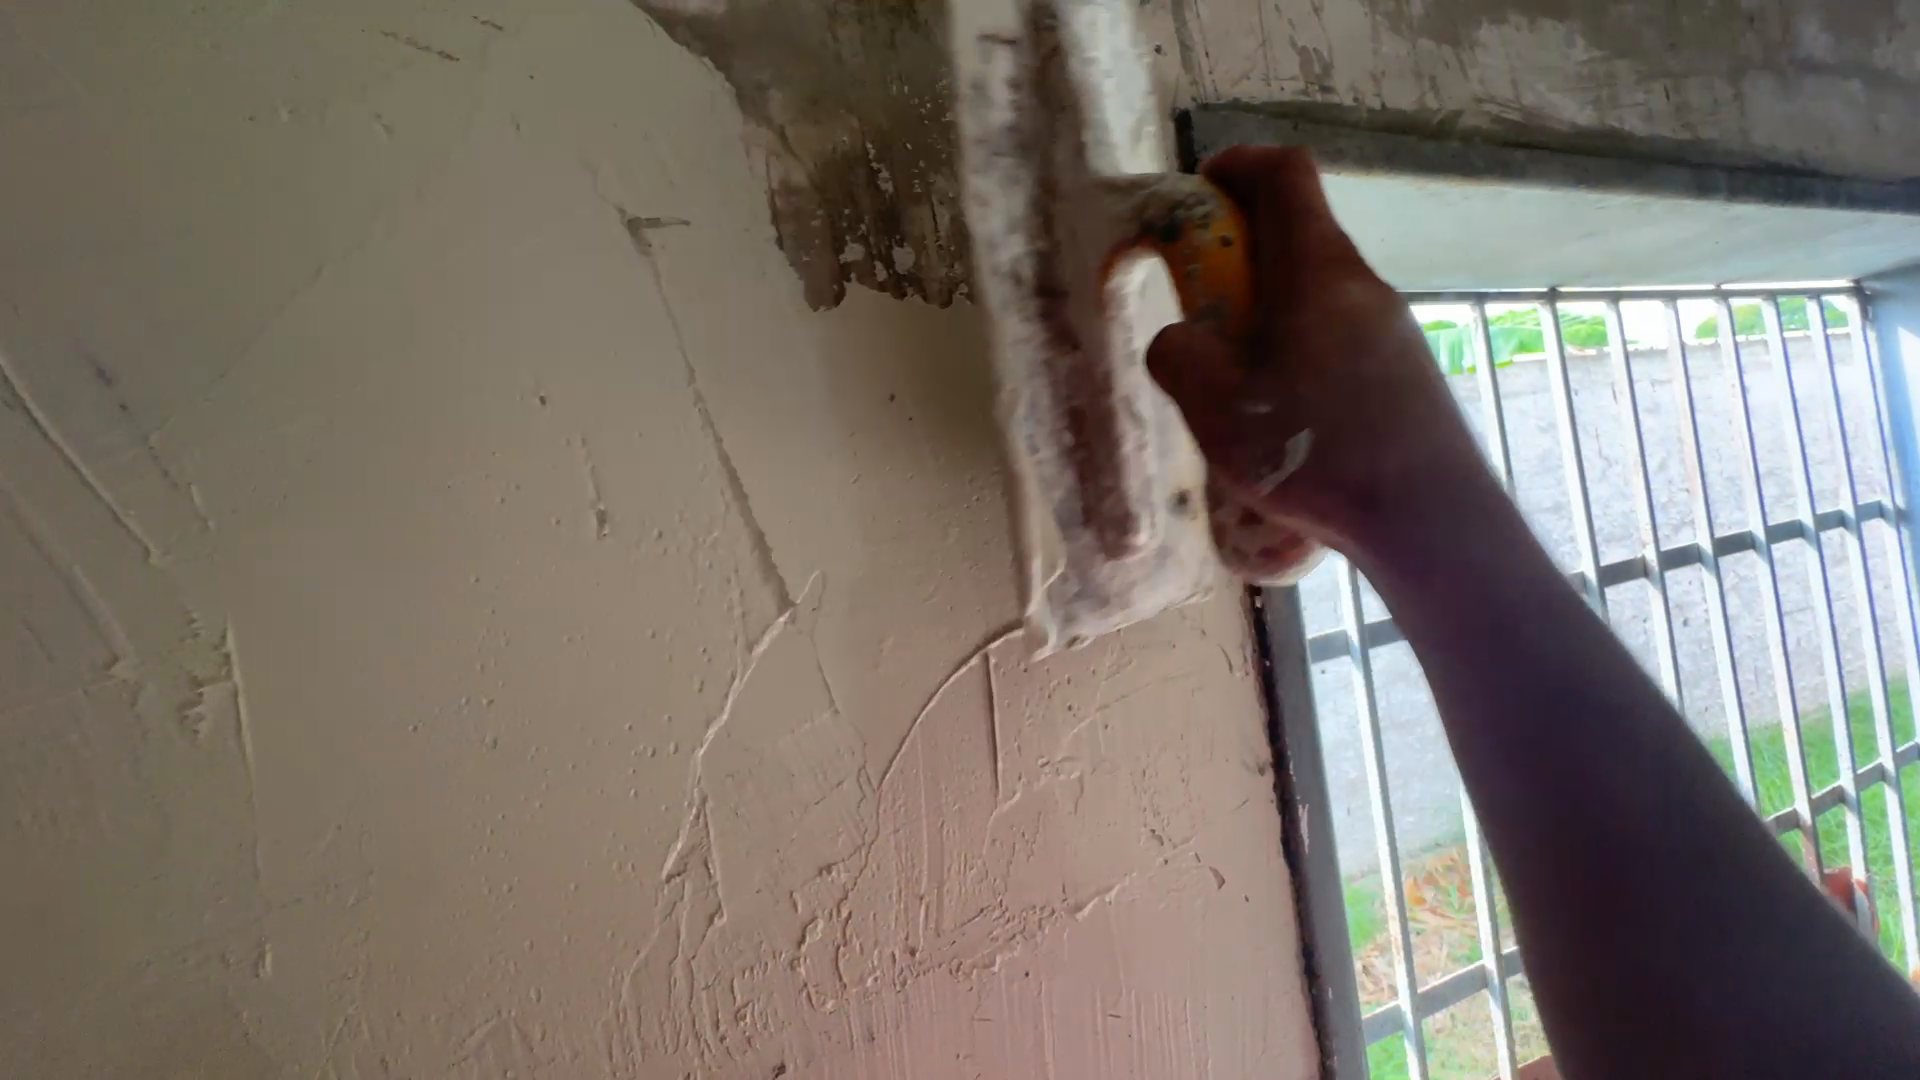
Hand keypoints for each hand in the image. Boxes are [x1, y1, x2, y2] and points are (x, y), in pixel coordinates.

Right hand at [1146, 146, 1487, 556]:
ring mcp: (1390, 329)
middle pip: (1299, 236)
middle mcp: (1362, 286)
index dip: (1239, 167)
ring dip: (1266, 310)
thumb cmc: (1311, 449)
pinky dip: (1295, 345)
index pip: (1285, 177)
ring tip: (1234, 377)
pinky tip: (1280, 410)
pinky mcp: (1403, 372)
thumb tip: (1179, 339)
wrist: (1424, 517)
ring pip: (1317, 292)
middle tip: (1200, 305)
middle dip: (1240, 253)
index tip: (1202, 188)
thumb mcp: (1212, 407)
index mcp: (1316, 273)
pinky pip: (1337, 334)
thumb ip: (1178, 356)